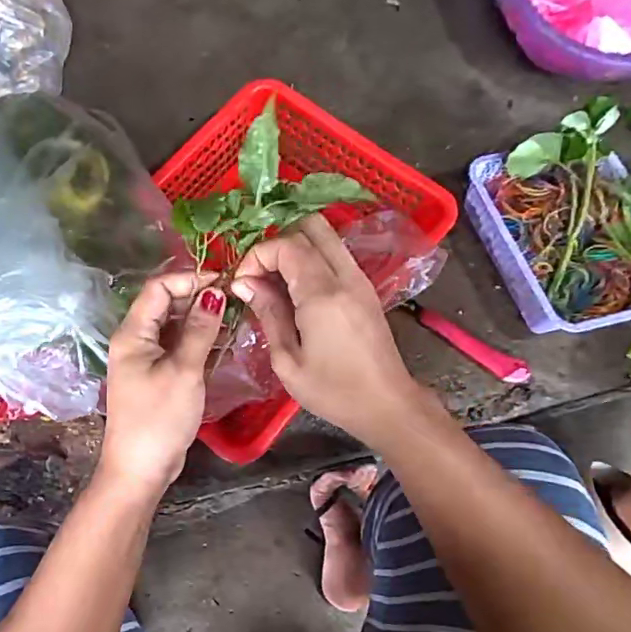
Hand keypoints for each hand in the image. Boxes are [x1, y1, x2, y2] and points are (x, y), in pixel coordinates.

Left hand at [99, 271, 224, 488]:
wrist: (140, 468)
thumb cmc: (160, 418)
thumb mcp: (184, 371)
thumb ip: (199, 330)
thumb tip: (214, 293)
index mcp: (133, 334)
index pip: (159, 288)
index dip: (189, 279)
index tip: (223, 282)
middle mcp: (136, 341)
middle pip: (166, 304)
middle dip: (198, 296)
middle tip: (234, 298)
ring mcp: (146, 359)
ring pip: (174, 325)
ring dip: (200, 318)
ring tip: (234, 316)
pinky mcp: (157, 375)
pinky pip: (177, 346)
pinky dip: (198, 339)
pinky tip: (222, 340)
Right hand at [231, 215, 429, 445]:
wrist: (387, 404)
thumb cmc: (334, 392)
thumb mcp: (288, 361)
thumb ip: (268, 314)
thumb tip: (245, 283)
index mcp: (323, 294)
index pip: (286, 245)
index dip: (257, 256)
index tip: (243, 284)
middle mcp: (345, 277)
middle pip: (310, 227)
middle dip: (277, 243)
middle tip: (260, 275)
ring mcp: (360, 280)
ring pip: (326, 237)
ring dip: (296, 248)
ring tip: (276, 282)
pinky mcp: (367, 289)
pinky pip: (336, 255)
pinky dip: (313, 259)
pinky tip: (298, 291)